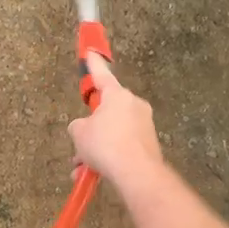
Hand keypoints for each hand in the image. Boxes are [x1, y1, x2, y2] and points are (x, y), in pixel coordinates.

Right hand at [68, 53, 164, 184]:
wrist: (137, 173)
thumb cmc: (105, 144)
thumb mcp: (79, 133)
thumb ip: (78, 126)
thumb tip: (84, 129)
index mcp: (117, 95)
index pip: (101, 75)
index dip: (93, 64)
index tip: (90, 52)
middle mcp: (134, 105)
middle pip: (107, 111)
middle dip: (91, 128)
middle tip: (79, 143)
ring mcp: (144, 125)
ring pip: (113, 132)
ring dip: (97, 148)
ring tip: (82, 167)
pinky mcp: (149, 145)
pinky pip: (123, 146)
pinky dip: (110, 157)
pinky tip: (95, 175)